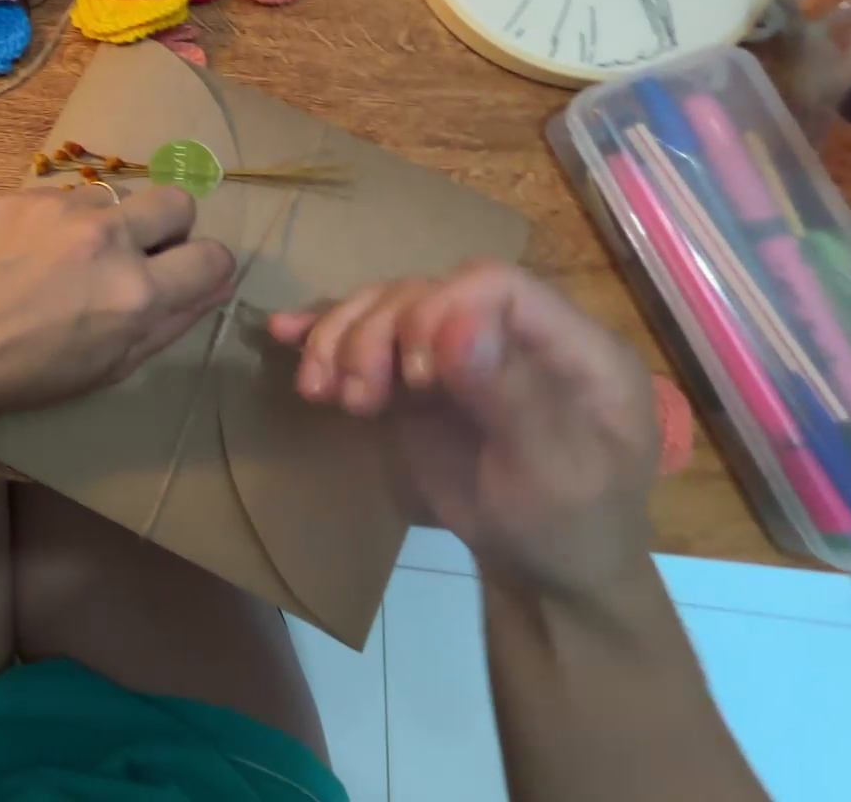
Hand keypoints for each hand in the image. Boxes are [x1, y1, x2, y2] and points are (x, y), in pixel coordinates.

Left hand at [0, 185, 234, 438]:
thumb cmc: (28, 374)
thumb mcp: (110, 366)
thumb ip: (172, 323)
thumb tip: (217, 285)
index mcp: (135, 291)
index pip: (214, 256)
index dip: (206, 269)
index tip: (186, 277)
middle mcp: (105, 238)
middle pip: (177, 201)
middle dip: (170, 229)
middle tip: (137, 257)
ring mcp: (60, 210)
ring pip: (116, 197)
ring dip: (108, 224)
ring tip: (68, 260)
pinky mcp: (20, 198)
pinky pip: (63, 197)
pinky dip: (60, 221)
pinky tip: (29, 253)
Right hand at [268, 262, 659, 602]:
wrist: (536, 565)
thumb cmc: (564, 524)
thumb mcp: (551, 469)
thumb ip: (511, 393)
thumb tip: (452, 325)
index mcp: (566, 344)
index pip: (489, 285)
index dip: (435, 313)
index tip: (416, 380)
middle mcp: (505, 332)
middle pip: (419, 292)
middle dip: (372, 336)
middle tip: (359, 400)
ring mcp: (453, 350)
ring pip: (381, 308)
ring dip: (337, 341)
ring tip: (319, 391)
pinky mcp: (410, 373)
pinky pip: (361, 335)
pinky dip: (320, 333)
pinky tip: (284, 333)